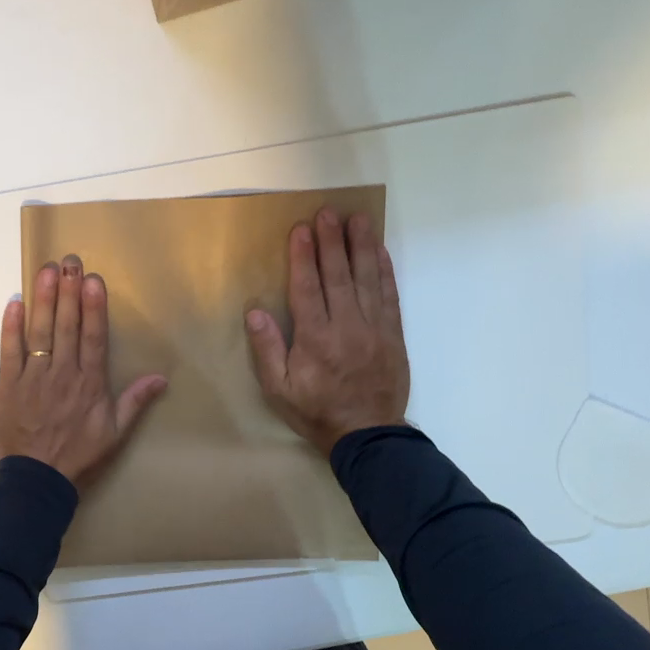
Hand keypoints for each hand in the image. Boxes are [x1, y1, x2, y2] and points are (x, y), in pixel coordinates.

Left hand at [0, 255, 167, 483]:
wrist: (37, 480)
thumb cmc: (78, 457)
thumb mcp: (116, 434)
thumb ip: (136, 402)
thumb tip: (161, 377)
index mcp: (91, 384)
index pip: (94, 337)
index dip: (94, 307)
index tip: (93, 280)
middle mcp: (63, 374)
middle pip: (67, 326)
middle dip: (68, 291)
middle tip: (69, 261)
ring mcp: (34, 378)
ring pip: (40, 332)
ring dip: (44, 300)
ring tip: (46, 270)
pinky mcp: (8, 385)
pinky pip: (10, 350)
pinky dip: (11, 327)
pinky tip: (15, 303)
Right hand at [246, 208, 408, 455]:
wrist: (368, 435)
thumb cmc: (316, 412)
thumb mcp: (278, 389)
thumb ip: (267, 350)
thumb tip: (256, 312)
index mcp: (315, 339)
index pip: (307, 288)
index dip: (303, 257)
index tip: (301, 230)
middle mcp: (346, 327)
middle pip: (338, 276)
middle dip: (331, 242)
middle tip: (327, 213)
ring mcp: (374, 329)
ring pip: (367, 279)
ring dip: (361, 246)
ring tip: (357, 219)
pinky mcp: (393, 335)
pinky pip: (389, 296)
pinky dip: (384, 271)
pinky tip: (380, 251)